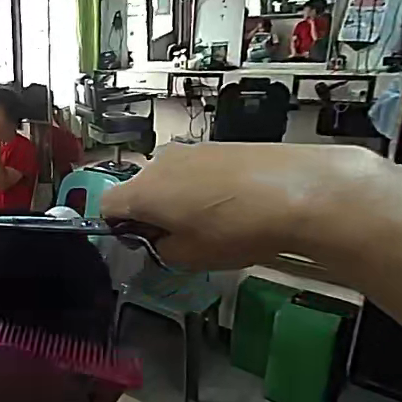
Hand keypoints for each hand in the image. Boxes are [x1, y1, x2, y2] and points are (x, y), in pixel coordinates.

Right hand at [99, 142, 391, 269]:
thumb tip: (159, 238)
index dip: (117, 227)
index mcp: (142, 192)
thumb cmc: (235, 229)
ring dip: (178, 198)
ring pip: (168, 177)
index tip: (142, 242)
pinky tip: (232, 203)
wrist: (296, 191)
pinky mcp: (218, 144)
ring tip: (213, 221)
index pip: (106, 205)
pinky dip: (201, 186)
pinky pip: (194, 168)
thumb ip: (160, 248)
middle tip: (180, 238)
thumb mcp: (190, 257)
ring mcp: (190, 149)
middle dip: (150, 212)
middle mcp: (159, 162)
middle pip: (138, 188)